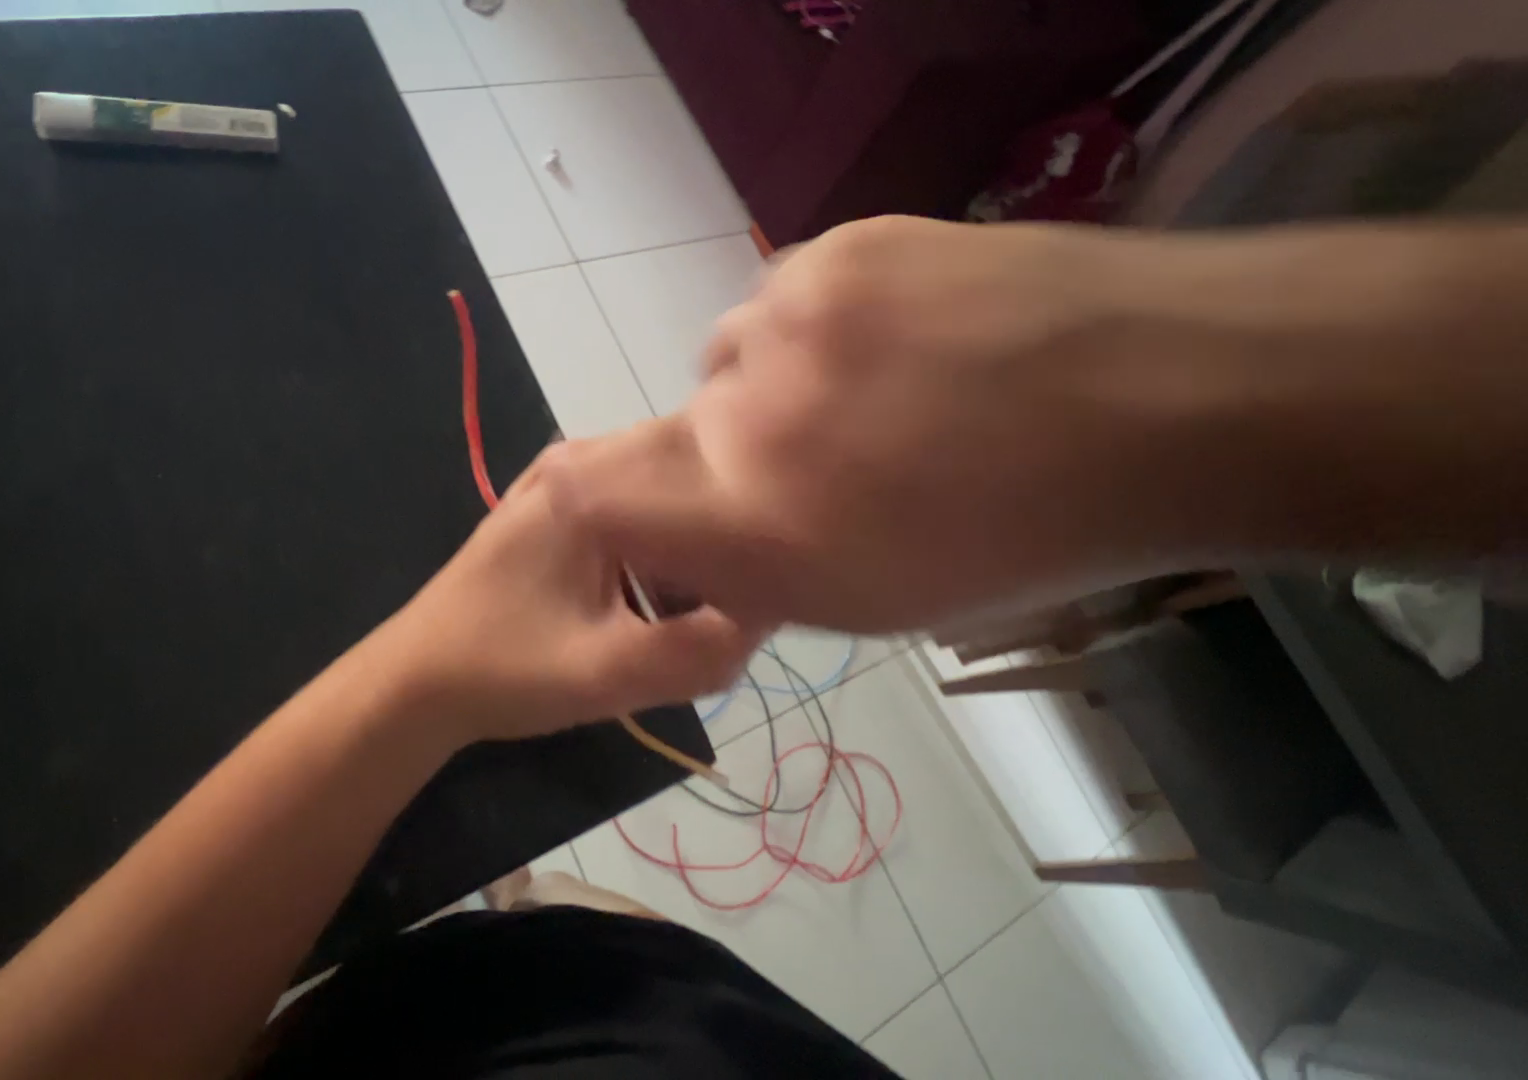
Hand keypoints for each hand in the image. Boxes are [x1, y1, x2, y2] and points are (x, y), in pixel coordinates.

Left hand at [375, 450, 765, 745]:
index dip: (746, 533)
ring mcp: (559, 484)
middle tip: (721, 619)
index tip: (761, 594)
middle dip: (714, 550)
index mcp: (591, 482)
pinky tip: (643, 609)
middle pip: (684, 489)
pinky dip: (648, 560)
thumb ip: (698, 653)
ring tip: (683, 622)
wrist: (416, 684)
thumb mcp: (608, 672)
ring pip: (657, 508)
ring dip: (681, 560)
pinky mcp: (551, 512)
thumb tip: (766, 620)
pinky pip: (627, 521)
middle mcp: (576, 463)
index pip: (706, 476)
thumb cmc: (505, 671)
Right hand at [540, 215, 1193, 631]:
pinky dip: (818, 334)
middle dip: (725, 462)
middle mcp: (749, 418)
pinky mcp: (838, 251)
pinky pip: (784, 304)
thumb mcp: (872, 606)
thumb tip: (688, 542)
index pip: (587, 492)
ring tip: (874, 396)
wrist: (1173, 398)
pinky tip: (902, 342)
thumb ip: (751, 576)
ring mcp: (793, 322)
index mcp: (757, 526)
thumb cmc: (1021, 539)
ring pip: (728, 364)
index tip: (643, 515)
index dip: (591, 501)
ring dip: (770, 391)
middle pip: (671, 432)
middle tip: (826, 464)